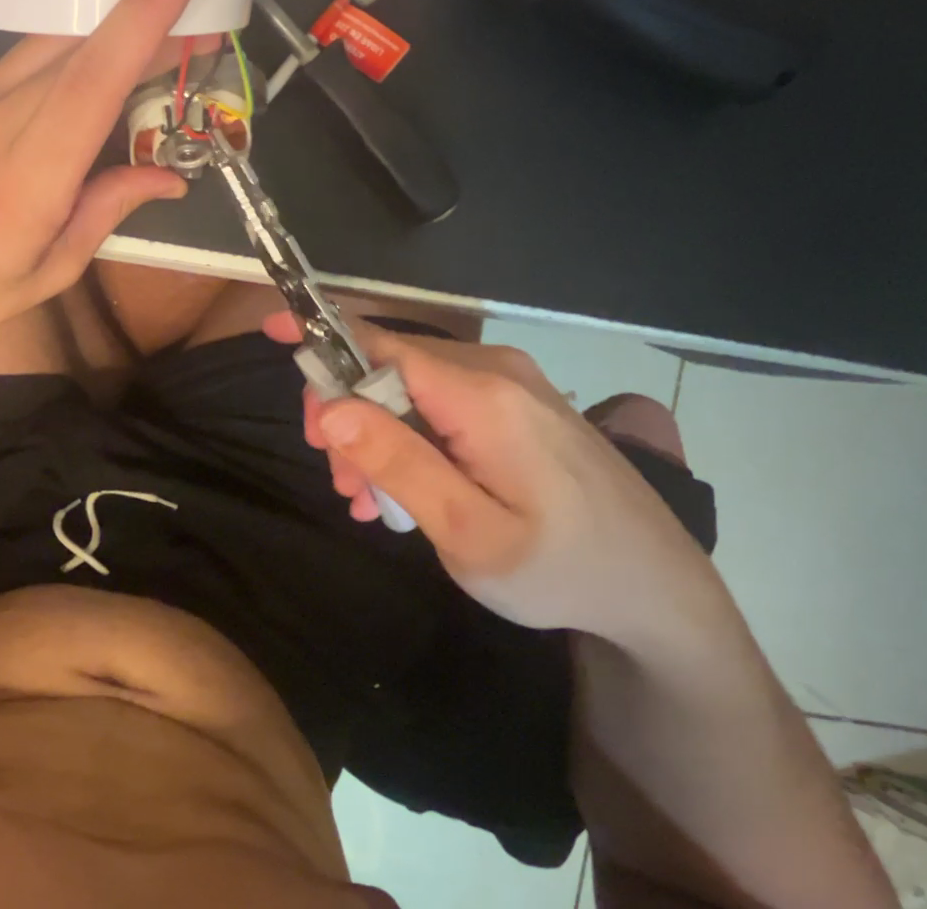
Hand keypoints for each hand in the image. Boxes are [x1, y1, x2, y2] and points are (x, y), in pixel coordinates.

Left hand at [0, 0, 215, 371]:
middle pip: (79, 51)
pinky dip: (59, 60)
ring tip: (148, 44)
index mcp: (25, 179)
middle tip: (197, 21)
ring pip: (45, 50)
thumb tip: (165, 176)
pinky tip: (81, 75)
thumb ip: (105, 212)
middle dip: (144, 19)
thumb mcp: (46, 273)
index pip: (95, 77)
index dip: (147, 9)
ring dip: (102, 36)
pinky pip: (13, 67)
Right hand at [267, 316, 718, 643]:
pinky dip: (405, 438)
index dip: (319, 337)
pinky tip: (404, 490)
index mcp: (484, 397)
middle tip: (343, 488)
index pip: (379, 345)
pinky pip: (437, 403)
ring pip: (405, 388)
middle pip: (384, 368)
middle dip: (343, 419)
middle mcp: (497, 372)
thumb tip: (330, 406)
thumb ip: (399, 464)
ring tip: (371, 504)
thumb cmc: (561, 571)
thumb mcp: (468, 532)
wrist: (659, 592)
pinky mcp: (518, 405)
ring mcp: (512, 385)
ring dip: (371, 437)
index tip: (268, 334)